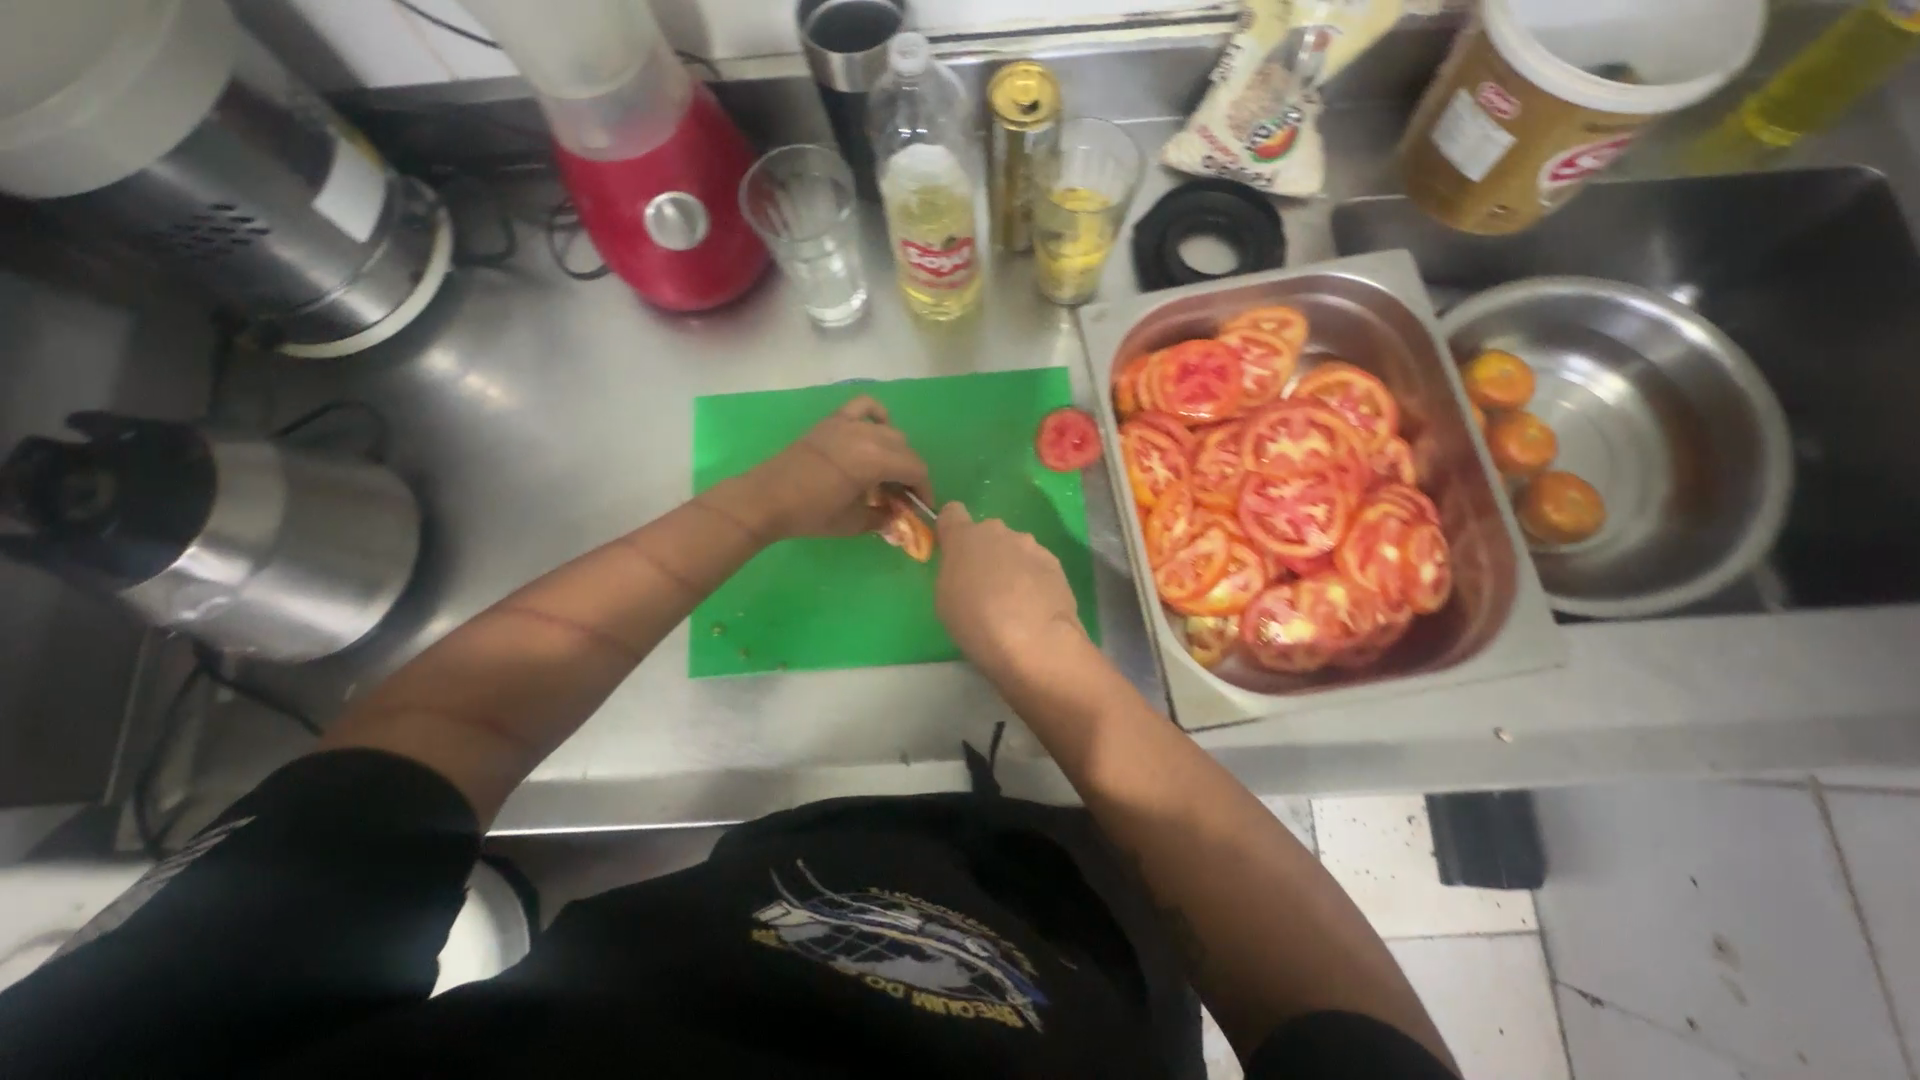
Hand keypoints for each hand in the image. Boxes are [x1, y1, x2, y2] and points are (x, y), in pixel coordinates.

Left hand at [743, 396, 931, 539]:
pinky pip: (864, 406)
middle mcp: (866, 436)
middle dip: (909, 473)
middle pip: (905, 450)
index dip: (924, 489)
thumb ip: (883, 518)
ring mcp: (848, 424)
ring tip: (884, 473)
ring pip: (889, 431)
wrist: (766, 499)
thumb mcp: (853, 523)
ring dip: (895, 451)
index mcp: (875, 461)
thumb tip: (898, 517)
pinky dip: (877, 415)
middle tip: (900, 496)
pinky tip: (875, 432)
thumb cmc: (810, 514)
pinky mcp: (832, 421)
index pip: (916, 469)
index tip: (921, 506)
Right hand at [935, 502, 1087, 675]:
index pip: (952, 513)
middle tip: (984, 588)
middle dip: (985, 553)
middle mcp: (999, 532)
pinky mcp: (1055, 564)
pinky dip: (1034, 580)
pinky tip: (1034, 607)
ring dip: (1012, 567)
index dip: (951, 530)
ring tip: (1014, 603)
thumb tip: (966, 568)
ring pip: (1015, 549)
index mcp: (964, 537)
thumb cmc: (977, 622)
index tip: (952, 551)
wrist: (1035, 640)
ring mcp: (1031, 546)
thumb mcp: (945, 600)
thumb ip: (953, 572)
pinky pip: (1037, 566)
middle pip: (987, 534)